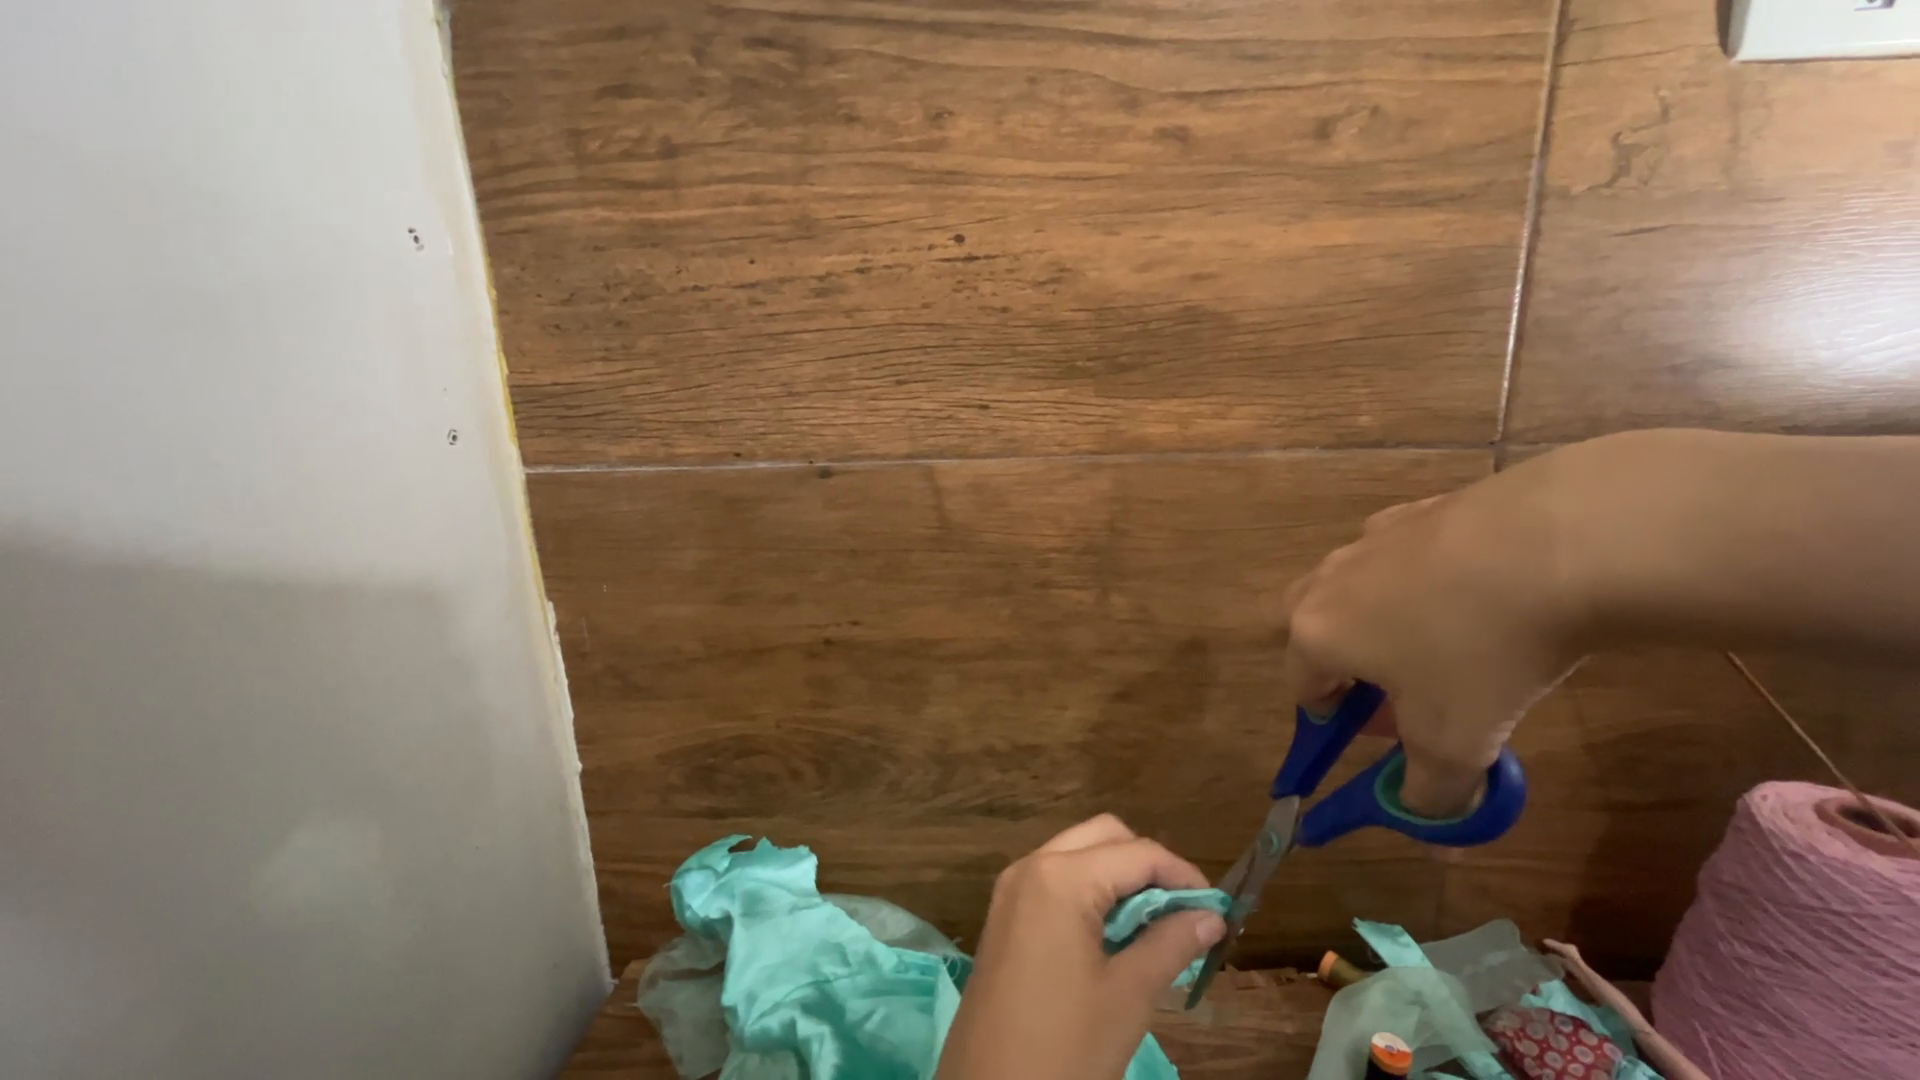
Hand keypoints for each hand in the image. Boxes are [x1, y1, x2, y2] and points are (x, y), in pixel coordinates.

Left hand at [934, 815, 1225, 1079]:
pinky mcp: (1004, 914)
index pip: (1138, 853)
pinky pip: (1055, 880)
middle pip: (1104, 837)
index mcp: (1060, 877)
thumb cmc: (1065, 1044)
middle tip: (1183, 912)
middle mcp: (1031, 866)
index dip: (1183, 875)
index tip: (1218, 909)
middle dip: (1148, 865)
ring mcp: (1012, 889)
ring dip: (1119, 877)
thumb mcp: (1129, 995)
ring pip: (1078, 854)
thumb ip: (1172, 943)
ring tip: (1156, 926)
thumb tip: (1211, 916)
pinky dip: (1091, 891)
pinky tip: (1115, 935)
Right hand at [1279, 444, 1600, 815]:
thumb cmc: (1481, 652)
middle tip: (1400, 686)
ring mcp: (1372, 538)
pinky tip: (1482, 590)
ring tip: (1451, 638)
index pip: (1302, 688)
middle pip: (1310, 626)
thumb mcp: (1457, 743)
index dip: (1338, 722)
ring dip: (1383, 618)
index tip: (1388, 736)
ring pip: (1356, 587)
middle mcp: (1328, 581)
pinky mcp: (1420, 508)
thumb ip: (1429, 793)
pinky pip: (1404, 554)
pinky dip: (1427, 577)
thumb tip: (1425, 818)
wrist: (1557, 543)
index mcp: (1316, 634)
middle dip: (1341, 661)